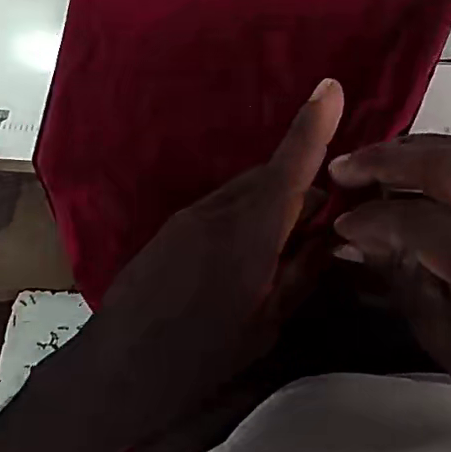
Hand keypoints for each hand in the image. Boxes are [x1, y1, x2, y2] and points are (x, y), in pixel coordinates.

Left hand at [71, 77, 345, 445]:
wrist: (120, 364)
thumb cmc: (204, 354)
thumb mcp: (266, 323)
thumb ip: (300, 272)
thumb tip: (328, 236)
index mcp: (252, 233)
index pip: (290, 168)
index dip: (313, 126)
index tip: (330, 87)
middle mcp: (221, 209)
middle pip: (271, 177)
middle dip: (301, 187)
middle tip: (322, 220)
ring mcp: (192, 213)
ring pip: (245, 190)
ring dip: (271, 203)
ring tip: (283, 244)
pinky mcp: (174, 223)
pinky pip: (222, 204)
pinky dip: (245, 213)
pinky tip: (243, 252)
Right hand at [330, 133, 450, 426]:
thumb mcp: (436, 333)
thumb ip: (396, 276)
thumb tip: (349, 237)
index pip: (422, 220)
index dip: (373, 217)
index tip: (340, 225)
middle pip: (446, 167)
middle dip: (386, 160)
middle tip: (343, 168)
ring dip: (410, 149)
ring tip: (370, 161)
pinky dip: (433, 153)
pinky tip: (405, 166)